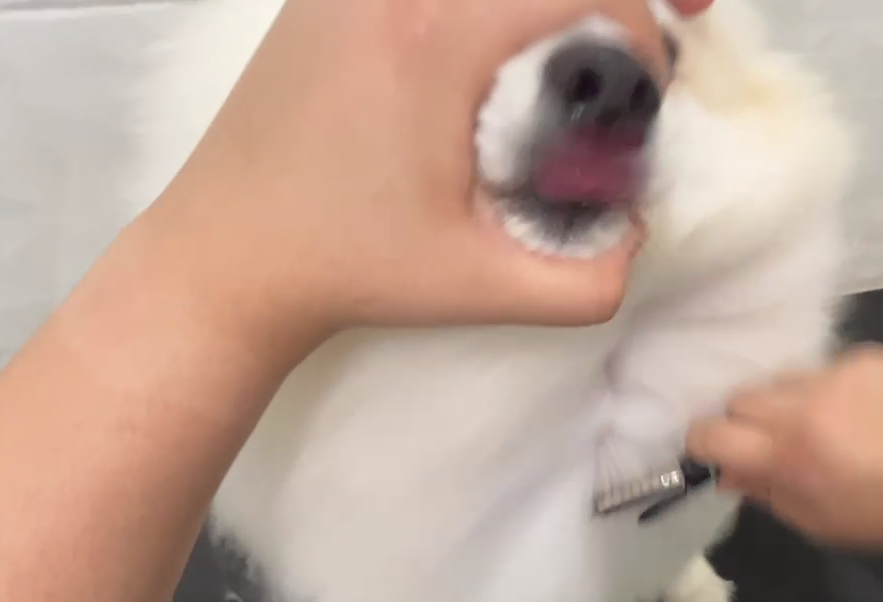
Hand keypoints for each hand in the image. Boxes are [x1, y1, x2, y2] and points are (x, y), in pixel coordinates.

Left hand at [139, 0, 676, 344]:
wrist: (233, 253)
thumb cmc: (357, 270)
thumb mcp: (486, 291)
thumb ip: (587, 282)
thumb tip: (637, 236)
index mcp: (435, 37)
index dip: (636, 22)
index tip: (650, 84)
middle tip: (634, 50)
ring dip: (543, 3)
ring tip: (573, 49)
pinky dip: (488, 10)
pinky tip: (504, 50)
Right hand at [688, 346, 882, 551]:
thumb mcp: (816, 523)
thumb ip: (764, 494)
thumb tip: (726, 474)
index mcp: (789, 454)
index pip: (711, 433)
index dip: (702, 444)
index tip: (713, 455)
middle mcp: (804, 405)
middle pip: (739, 398)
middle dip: (743, 424)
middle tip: (772, 447)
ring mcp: (837, 375)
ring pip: (779, 381)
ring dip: (783, 405)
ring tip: (822, 429)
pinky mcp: (867, 357)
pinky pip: (822, 369)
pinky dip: (826, 392)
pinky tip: (858, 415)